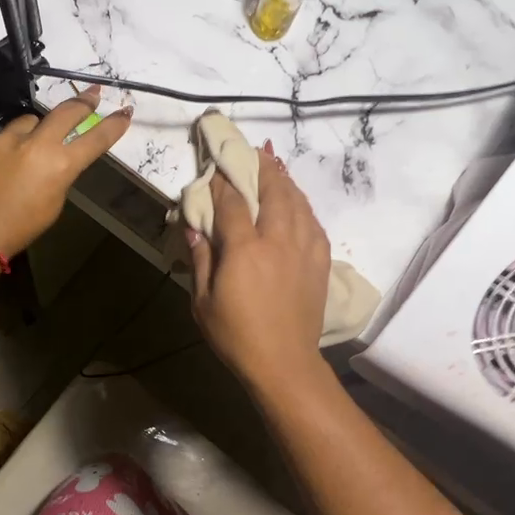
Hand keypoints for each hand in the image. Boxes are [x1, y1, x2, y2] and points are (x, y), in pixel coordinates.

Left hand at [0, 86, 131, 256]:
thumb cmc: (21, 227)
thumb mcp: (53, 203)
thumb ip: (60, 173)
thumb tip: (59, 156)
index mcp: (59, 165)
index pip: (95, 139)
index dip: (113, 125)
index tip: (125, 112)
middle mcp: (35, 143)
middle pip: (66, 112)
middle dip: (82, 102)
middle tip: (93, 94)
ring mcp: (4, 137)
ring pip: (28, 122)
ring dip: (32, 132)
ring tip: (23, 153)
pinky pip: (0, 136)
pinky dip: (3, 147)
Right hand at [188, 142, 332, 388]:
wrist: (284, 362)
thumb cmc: (235, 336)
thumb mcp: (202, 302)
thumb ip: (200, 260)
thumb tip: (194, 227)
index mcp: (245, 250)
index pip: (233, 203)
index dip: (223, 182)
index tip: (215, 167)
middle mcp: (278, 240)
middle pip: (274, 191)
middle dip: (262, 169)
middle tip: (253, 152)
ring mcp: (304, 249)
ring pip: (298, 202)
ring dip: (285, 181)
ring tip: (276, 167)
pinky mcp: (320, 261)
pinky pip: (313, 222)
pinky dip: (303, 206)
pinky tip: (296, 203)